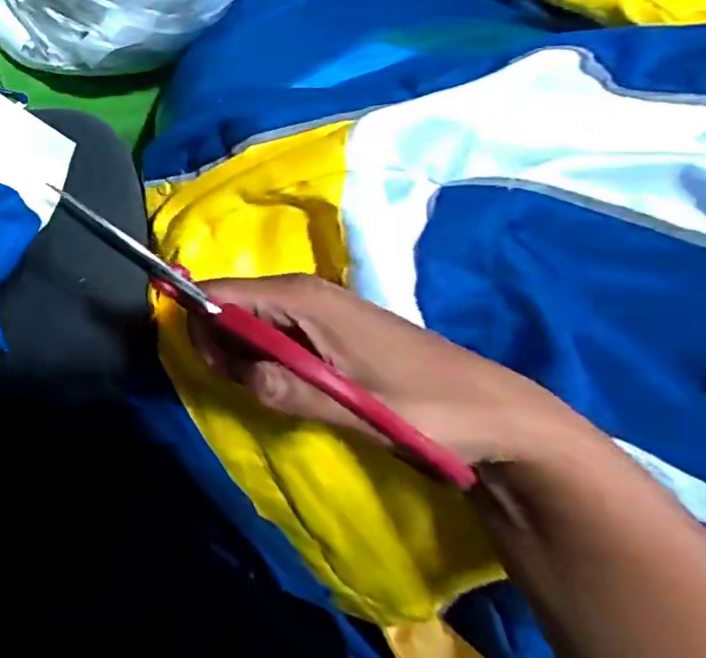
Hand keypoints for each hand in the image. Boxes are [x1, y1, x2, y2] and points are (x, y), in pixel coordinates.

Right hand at [188, 274, 579, 465]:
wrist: (505, 416)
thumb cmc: (430, 408)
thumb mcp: (355, 408)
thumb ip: (288, 390)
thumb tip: (235, 372)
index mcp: (300, 296)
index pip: (217, 293)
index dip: (200, 325)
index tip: (216, 368)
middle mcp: (301, 289)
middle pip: (228, 304)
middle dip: (223, 344)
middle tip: (250, 387)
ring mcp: (315, 303)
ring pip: (248, 318)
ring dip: (246, 353)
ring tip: (276, 389)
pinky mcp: (326, 321)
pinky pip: (272, 327)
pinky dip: (267, 354)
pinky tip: (294, 382)